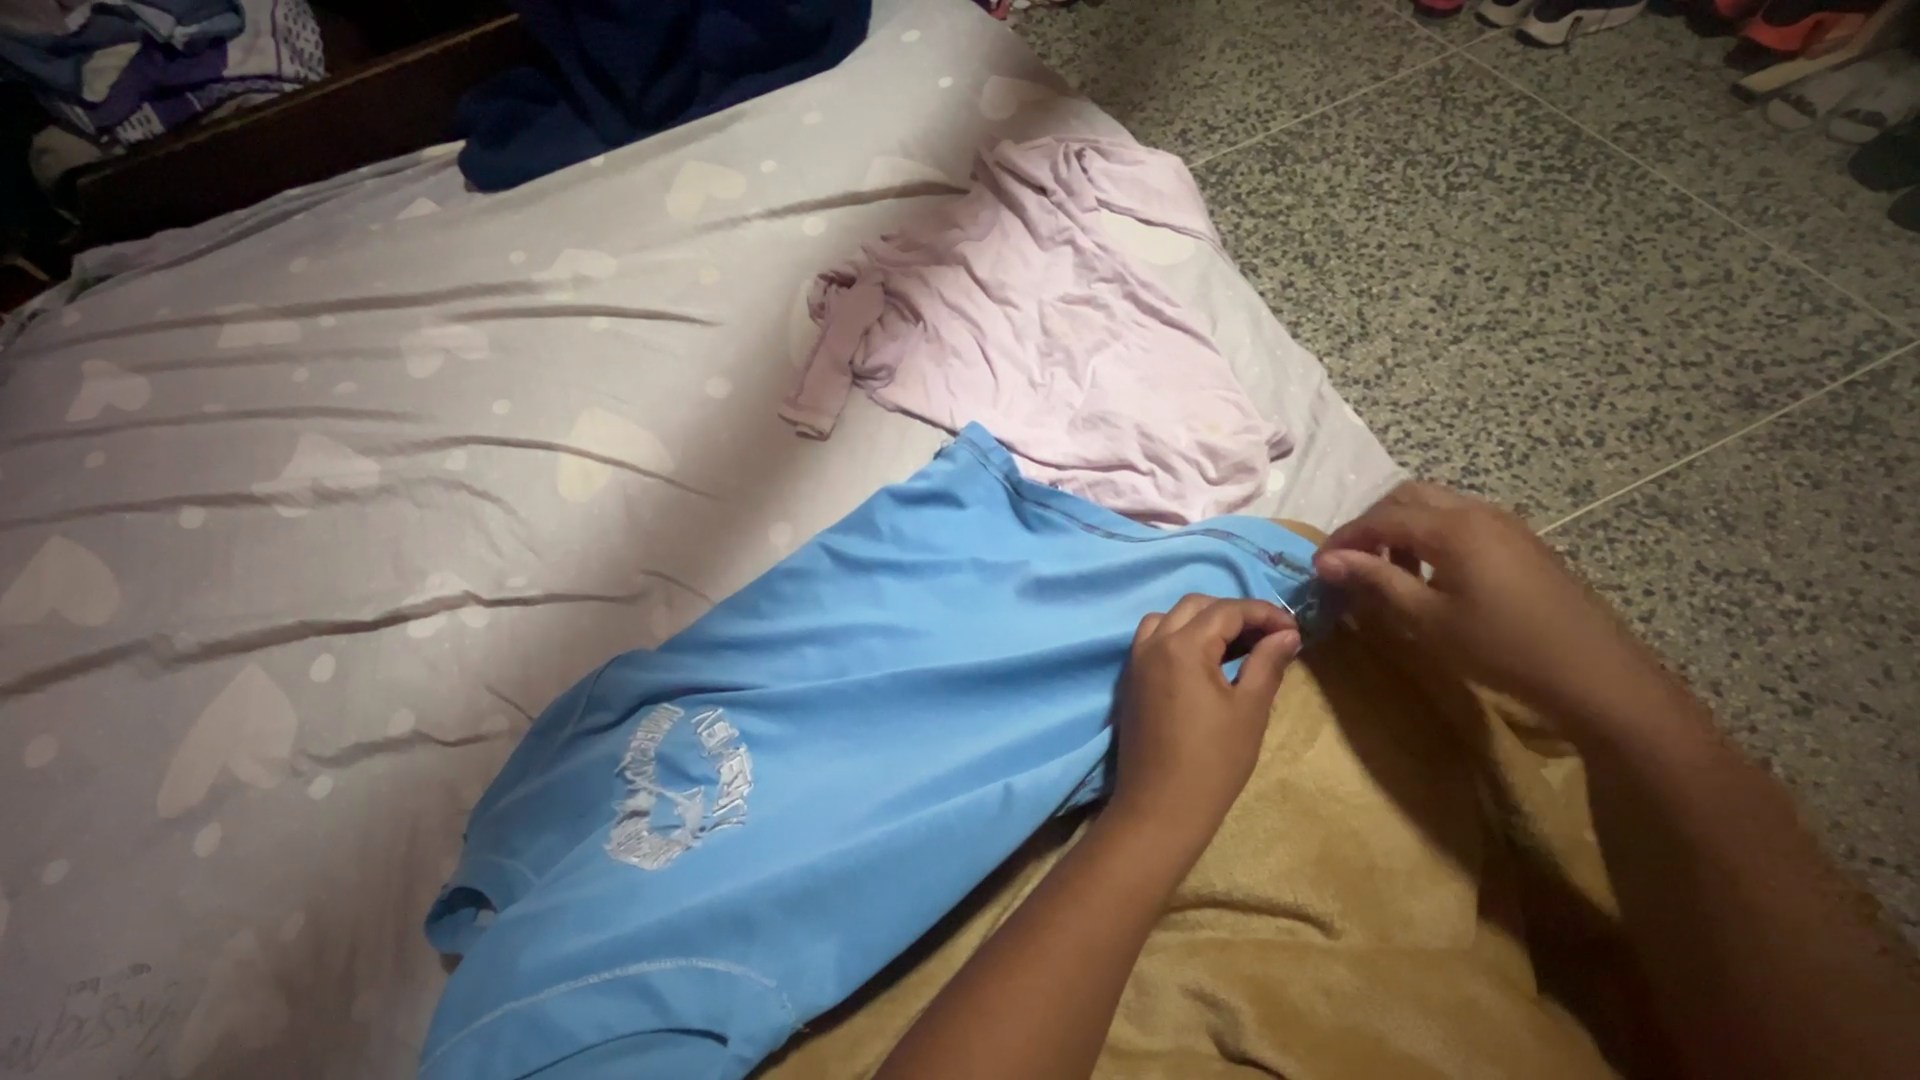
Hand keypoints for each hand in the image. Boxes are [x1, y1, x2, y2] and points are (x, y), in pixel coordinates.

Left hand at [1108, 595, 1300, 850]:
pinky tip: (1206, 662)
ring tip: (1237, 646)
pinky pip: (1154, 640)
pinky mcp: (1131, 680)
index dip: (1264, 614)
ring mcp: (1136, 661)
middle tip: (1269, 636)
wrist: (1160, 807)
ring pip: (1169, 619)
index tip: (1294, 630)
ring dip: (1203, 622)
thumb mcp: (1249, 710)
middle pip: (1195, 606)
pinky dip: (1180, 637)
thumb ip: (1268, 663)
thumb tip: (1286, 634)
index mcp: (1182, 645)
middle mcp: (1153, 643)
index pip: (1227, 611)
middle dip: (1234, 613)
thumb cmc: (1213, 761)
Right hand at [1313, 482, 1673, 734]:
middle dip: (1372, 523)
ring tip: (1388, 569)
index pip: (1381, 518)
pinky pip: (1462, 519)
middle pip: (1408, 496)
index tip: (1318, 565)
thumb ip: (1377, 580)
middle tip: (1352, 560)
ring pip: (1437, 504)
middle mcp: (1477, 512)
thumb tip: (1326, 560)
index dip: (1345, 538)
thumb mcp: (1428, 618)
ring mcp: (1504, 523)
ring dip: (1402, 526)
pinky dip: (1432, 534)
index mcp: (1452, 528)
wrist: (1593, 671)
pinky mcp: (1521, 540)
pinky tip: (1431, 574)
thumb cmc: (1501, 648)